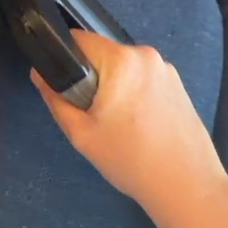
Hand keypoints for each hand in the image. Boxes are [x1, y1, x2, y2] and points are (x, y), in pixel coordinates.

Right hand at [32, 30, 227, 223]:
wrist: (188, 188)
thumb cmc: (130, 159)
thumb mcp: (81, 134)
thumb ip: (55, 99)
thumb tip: (39, 75)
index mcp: (121, 60)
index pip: (79, 39)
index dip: (63, 58)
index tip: (61, 84)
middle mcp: (146, 56)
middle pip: (102, 54)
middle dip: (90, 76)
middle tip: (89, 112)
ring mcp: (167, 70)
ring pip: (123, 67)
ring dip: (113, 85)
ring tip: (115, 123)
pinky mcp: (179, 85)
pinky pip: (142, 78)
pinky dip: (133, 93)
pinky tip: (137, 124)